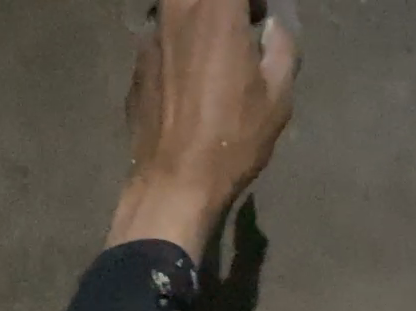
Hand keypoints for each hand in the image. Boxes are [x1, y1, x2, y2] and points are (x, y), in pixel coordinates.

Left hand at [106, 0, 297, 258]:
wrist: (173, 186)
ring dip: (197, 22)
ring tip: (214, 55)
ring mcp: (149, 40)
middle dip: (225, 6)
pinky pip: (161, 43)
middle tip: (240, 28)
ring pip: (176, 11)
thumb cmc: (232, 141)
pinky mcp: (134, 71)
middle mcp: (177, 11)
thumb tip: (272, 28)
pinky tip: (188, 87)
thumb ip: (281, 47)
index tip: (262, 15)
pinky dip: (177, 51)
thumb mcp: (278, 96)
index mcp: (217, 7)